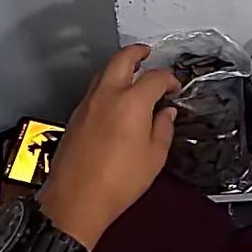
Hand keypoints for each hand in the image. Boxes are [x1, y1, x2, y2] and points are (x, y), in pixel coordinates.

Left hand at [39, 44, 180, 247]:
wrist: (76, 199)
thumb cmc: (119, 181)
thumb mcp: (154, 157)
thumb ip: (163, 129)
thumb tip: (166, 114)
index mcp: (132, 101)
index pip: (155, 77)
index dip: (169, 79)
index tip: (175, 88)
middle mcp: (107, 95)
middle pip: (122, 59)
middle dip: (137, 52)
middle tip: (147, 53)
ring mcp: (88, 104)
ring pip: (104, 72)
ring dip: (119, 66)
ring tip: (132, 73)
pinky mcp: (76, 116)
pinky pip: (94, 90)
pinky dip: (107, 84)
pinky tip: (115, 99)